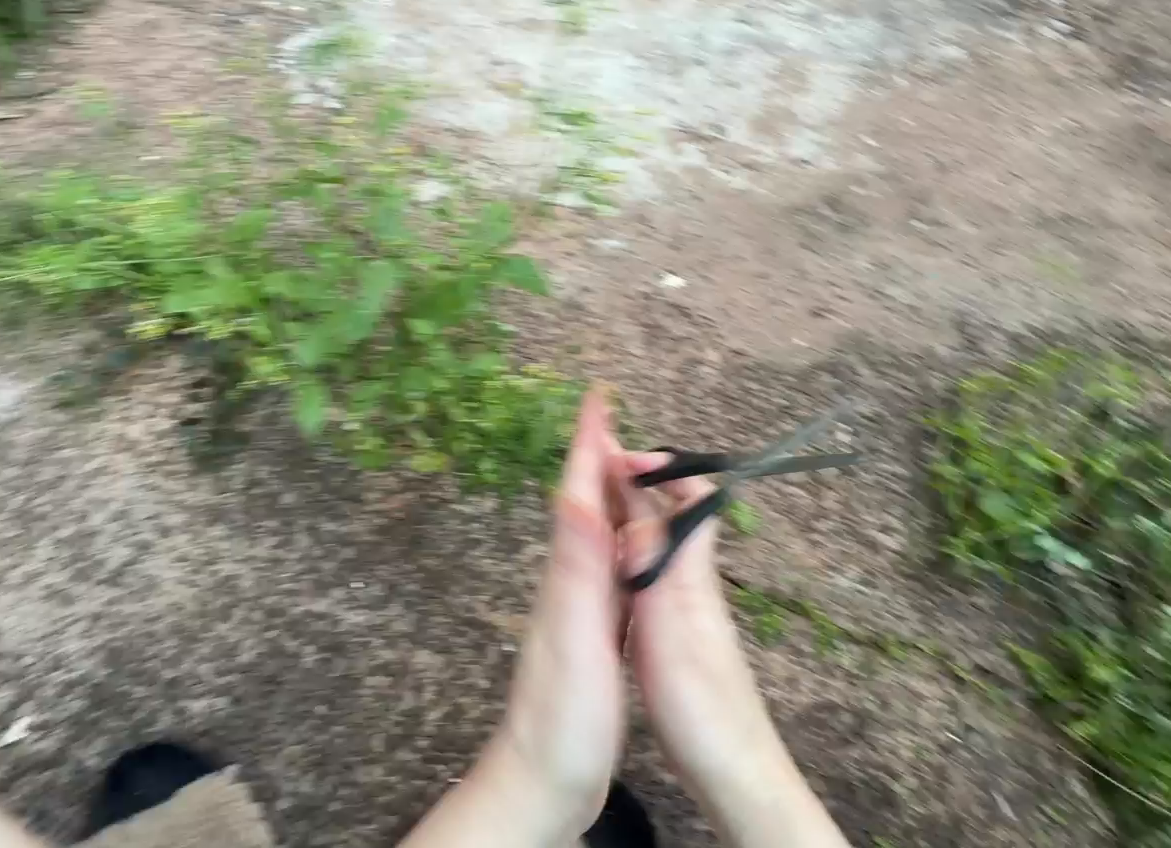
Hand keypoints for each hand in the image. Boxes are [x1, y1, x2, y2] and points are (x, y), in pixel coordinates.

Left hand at [491, 387, 630, 836]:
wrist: (542, 776)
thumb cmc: (560, 713)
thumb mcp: (572, 634)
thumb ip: (575, 565)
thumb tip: (575, 491)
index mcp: (569, 571)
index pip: (577, 488)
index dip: (588, 439)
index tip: (598, 393)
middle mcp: (570, 578)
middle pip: (586, 500)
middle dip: (598, 452)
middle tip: (612, 414)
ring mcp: (580, 604)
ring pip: (596, 530)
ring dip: (608, 490)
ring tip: (623, 464)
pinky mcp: (594, 631)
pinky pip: (609, 565)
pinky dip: (620, 538)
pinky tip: (628, 547)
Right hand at [616, 463, 759, 791]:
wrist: (733, 771)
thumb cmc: (701, 705)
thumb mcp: (672, 630)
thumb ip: (657, 567)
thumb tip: (639, 505)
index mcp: (691, 575)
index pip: (693, 499)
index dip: (662, 469)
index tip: (618, 456)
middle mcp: (691, 581)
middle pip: (669, 514)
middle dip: (633, 481)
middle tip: (589, 462)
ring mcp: (683, 606)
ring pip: (655, 542)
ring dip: (626, 512)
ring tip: (587, 500)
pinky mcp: (673, 631)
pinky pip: (646, 571)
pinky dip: (623, 551)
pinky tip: (602, 562)